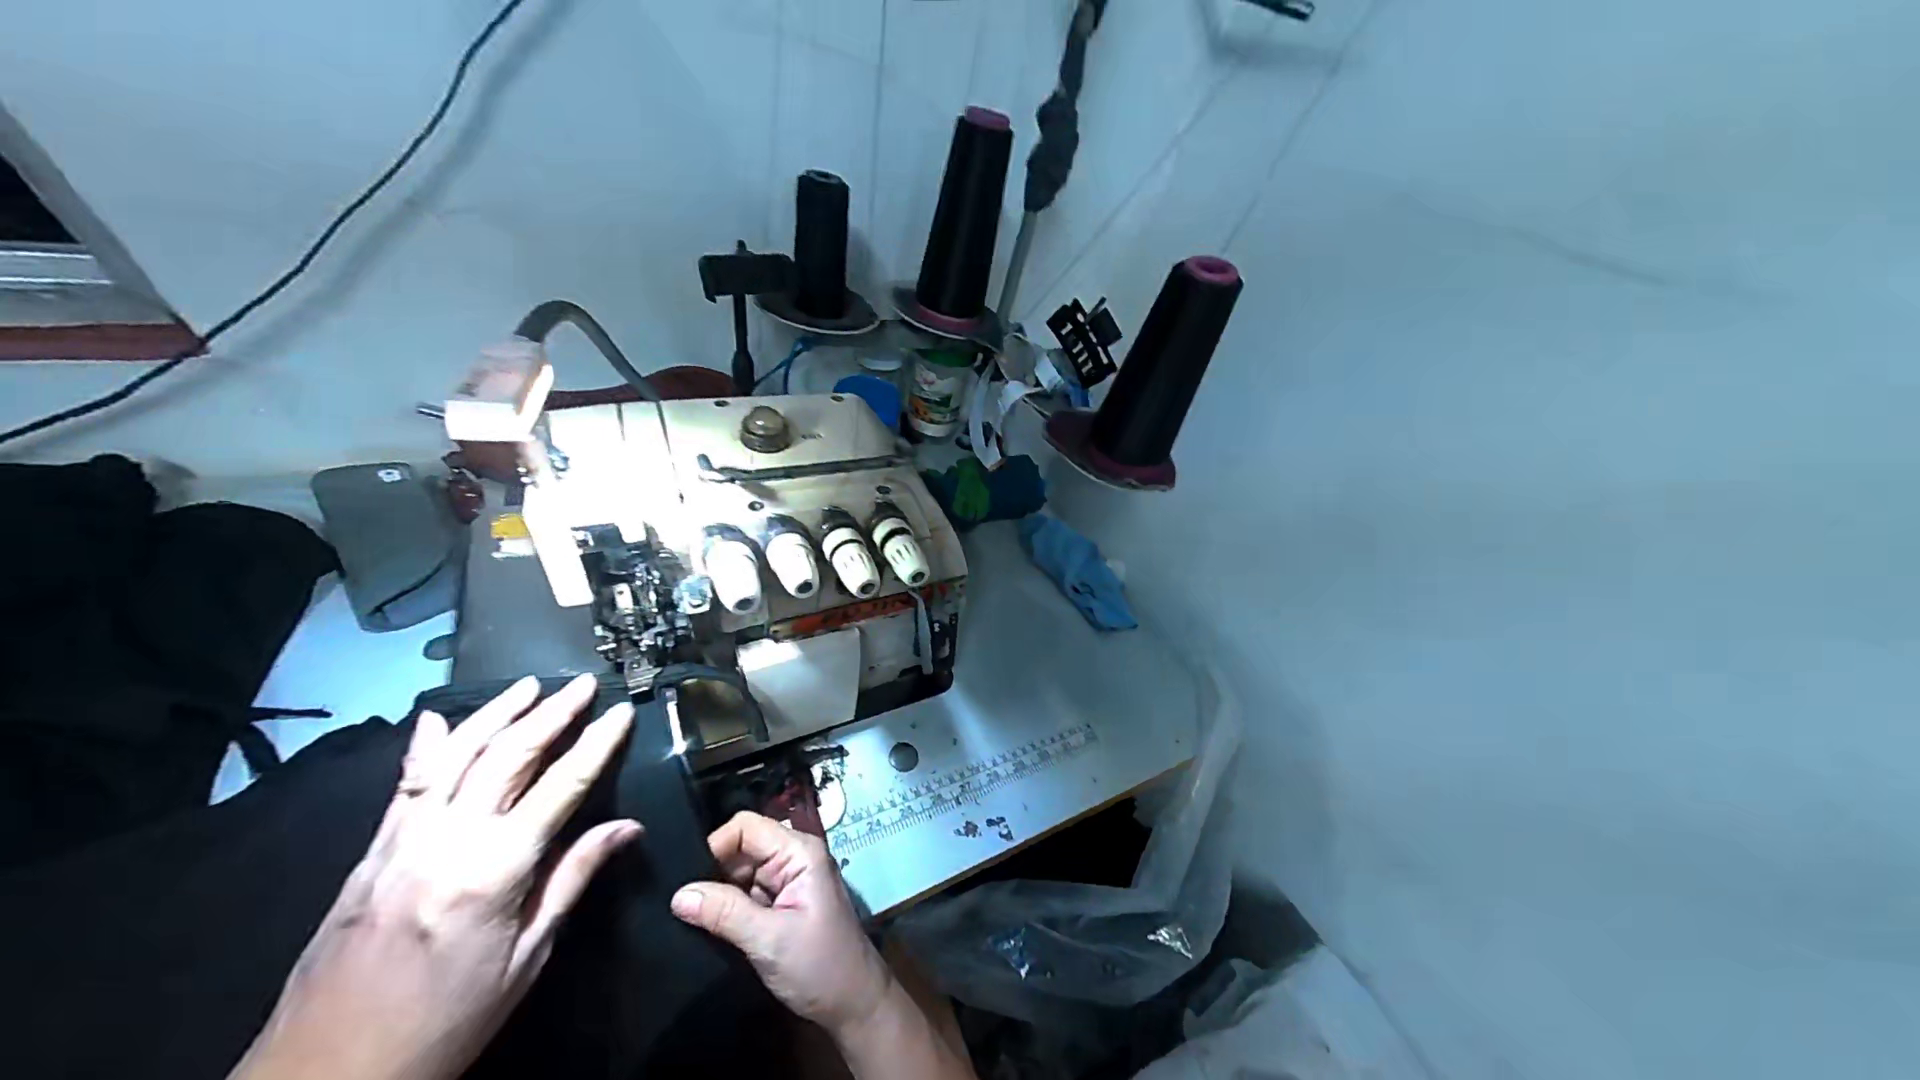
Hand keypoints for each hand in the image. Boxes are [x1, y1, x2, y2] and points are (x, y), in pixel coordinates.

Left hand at [230, 675, 637, 1079]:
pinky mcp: (372, 851)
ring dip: (497, 713)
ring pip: (457, 755)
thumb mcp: (526, 959)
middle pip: (509, 756)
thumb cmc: (445, 1023)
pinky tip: (439, 719)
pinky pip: (406, 783)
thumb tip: (626, 828)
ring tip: (529, 686)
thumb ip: (572, 880)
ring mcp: (403, 840)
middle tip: (584, 685)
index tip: (622, 712)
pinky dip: (428, 745)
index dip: (598, 744)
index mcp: (495, 869)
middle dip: (553, 713)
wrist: (323, 1076)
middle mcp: (448, 840)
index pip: (562, 786)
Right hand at [669, 812, 892, 1035]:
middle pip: (740, 848)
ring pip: (738, 873)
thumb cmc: (821, 966)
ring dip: (717, 894)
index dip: (715, 846)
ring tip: (690, 918)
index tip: (686, 881)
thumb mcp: (769, 940)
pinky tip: (708, 927)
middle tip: (682, 905)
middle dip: (712, 873)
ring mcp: (786, 882)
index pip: (746, 827)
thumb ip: (725, 913)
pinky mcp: (779, 905)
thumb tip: (678, 895)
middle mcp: (792, 858)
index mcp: (799, 852)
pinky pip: (744, 895)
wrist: (853, 1003)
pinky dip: (726, 909)